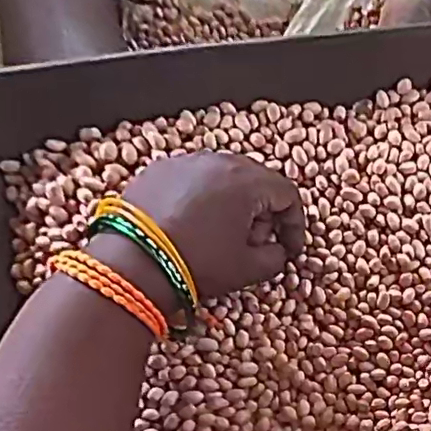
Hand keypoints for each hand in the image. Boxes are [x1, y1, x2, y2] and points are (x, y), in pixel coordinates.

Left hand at [114, 152, 305, 304]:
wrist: (136, 261)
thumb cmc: (198, 263)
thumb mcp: (248, 269)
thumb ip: (275, 258)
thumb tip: (278, 251)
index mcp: (246, 181)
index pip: (287, 194)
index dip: (295, 225)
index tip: (290, 248)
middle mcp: (217, 161)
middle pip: (257, 180)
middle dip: (265, 212)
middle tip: (260, 243)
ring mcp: (185, 161)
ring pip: (224, 178)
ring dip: (235, 205)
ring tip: (226, 237)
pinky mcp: (159, 170)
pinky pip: (194, 181)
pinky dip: (204, 200)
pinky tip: (197, 228)